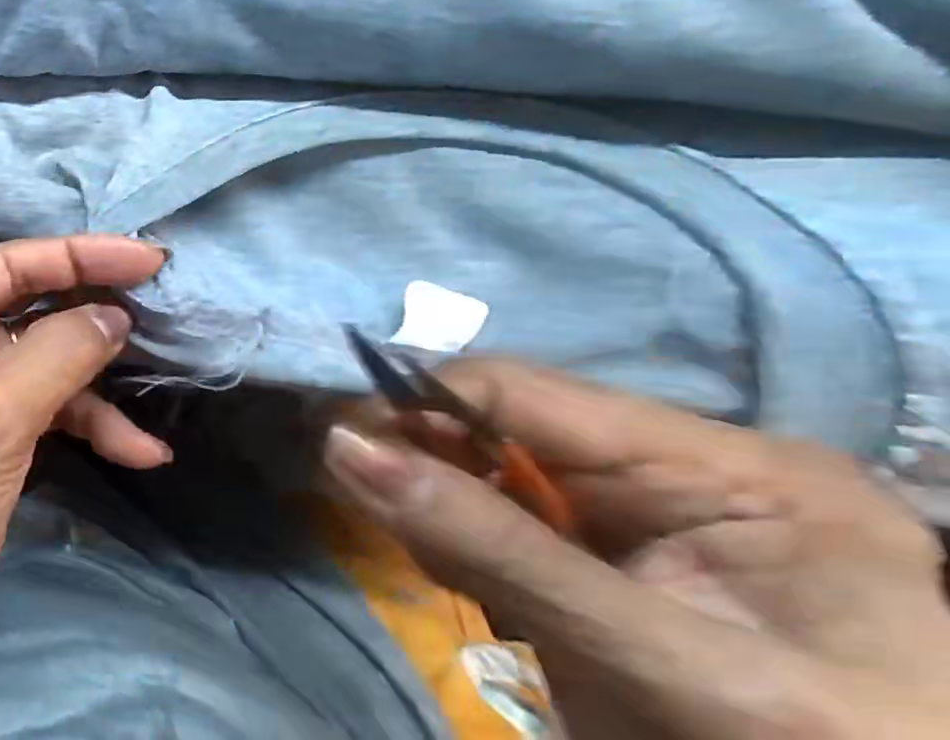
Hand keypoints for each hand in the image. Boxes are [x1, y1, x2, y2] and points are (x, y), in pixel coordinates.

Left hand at [0, 235, 169, 702]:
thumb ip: (60, 352)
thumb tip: (117, 315)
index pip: (10, 264)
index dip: (81, 256)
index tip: (147, 257)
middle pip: (34, 299)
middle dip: (95, 306)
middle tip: (159, 296)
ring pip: (50, 348)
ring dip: (101, 370)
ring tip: (160, 368)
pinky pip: (52, 395)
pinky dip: (93, 419)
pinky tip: (142, 449)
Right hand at [323, 359, 949, 738]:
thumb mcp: (666, 667)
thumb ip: (499, 550)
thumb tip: (340, 444)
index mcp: (727, 466)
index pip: (526, 391)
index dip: (419, 401)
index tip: (331, 433)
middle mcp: (671, 474)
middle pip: (498, 427)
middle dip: (417, 451)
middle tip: (341, 480)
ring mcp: (630, 523)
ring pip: (482, 473)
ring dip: (425, 498)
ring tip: (404, 540)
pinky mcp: (593, 569)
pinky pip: (491, 524)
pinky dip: (446, 539)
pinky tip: (443, 567)